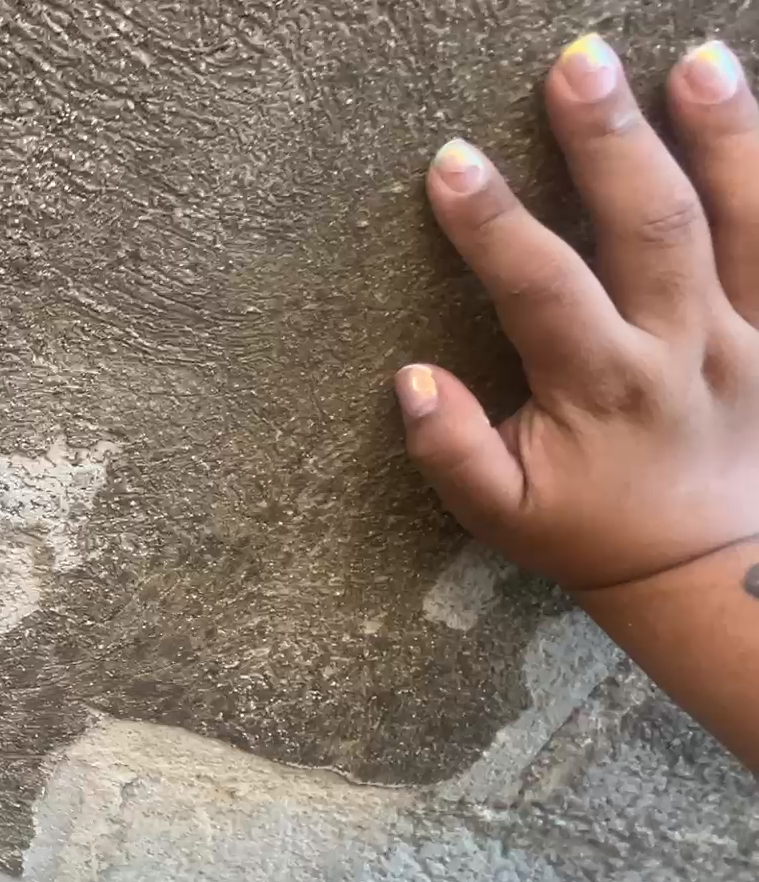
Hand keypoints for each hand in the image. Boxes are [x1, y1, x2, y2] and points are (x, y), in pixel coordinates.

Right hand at [398, 35, 758, 591]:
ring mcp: (757, 332)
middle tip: (577, 64)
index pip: (538, 286)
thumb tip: (411, 378)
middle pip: (654, 225)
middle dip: (610, 140)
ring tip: (690, 63)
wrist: (704, 563)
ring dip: (723, 132)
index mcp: (599, 385)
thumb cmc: (577, 529)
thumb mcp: (490, 507)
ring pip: (751, 215)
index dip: (491, 221)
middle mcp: (687, 345)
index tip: (451, 162)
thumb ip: (446, 448)